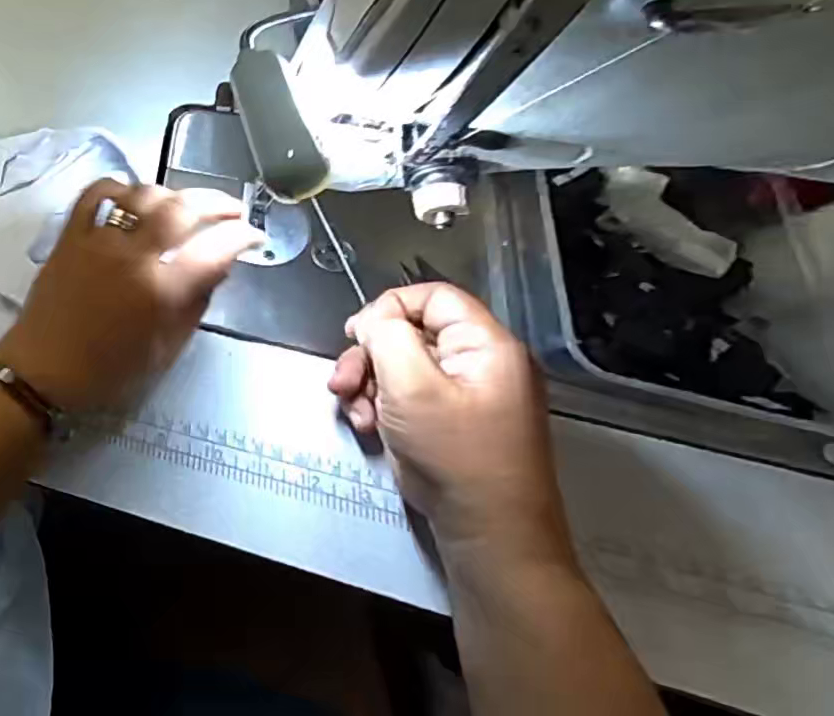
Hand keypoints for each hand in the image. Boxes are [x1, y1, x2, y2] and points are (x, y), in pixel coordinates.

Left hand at [0, 179, 260, 413]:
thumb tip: (219, 265)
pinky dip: (119, 187)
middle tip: (232, 209)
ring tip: (187, 204)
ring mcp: (99, 240)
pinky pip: (96, 193)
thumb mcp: (167, 349)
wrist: (43, 373)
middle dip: (217, 202)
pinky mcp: (71, 235)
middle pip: (184, 209)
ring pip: (144, 194)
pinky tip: (134, 195)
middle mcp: (132, 256)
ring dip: (173, 194)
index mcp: (160, 291)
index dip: (243, 236)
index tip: (254, 235)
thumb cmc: (109, 372)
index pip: (215, 248)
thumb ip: (196, 303)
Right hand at [329, 283, 572, 563]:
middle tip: (344, 379)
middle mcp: (479, 364)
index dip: (390, 306)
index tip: (357, 332)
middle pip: (411, 332)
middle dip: (370, 355)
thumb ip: (387, 335)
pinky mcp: (450, 421)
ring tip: (356, 410)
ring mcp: (465, 395)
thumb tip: (374, 319)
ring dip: (369, 384)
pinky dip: (382, 406)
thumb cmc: (455, 455)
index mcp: (486, 345)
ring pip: (402, 366)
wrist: (489, 538)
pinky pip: (408, 396)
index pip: (434, 296)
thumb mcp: (412, 386)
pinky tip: (370, 427)